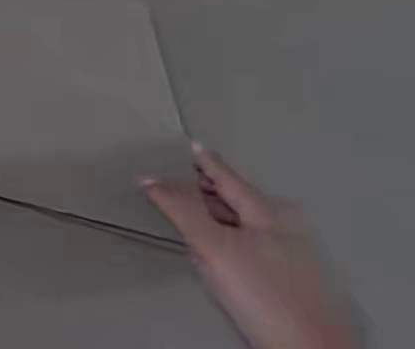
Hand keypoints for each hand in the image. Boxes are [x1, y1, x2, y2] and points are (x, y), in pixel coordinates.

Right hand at [144, 144, 355, 348]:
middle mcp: (285, 230)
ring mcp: (289, 256)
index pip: (226, 176)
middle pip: (232, 199)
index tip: (191, 144)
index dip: (203, 160)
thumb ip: (176, 205)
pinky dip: (224, 237)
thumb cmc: (263, 294)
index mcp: (271, 214)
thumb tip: (148, 178)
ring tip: (187, 214)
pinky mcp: (287, 278)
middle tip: (175, 181)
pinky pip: (246, 243)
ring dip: (211, 216)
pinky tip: (213, 249)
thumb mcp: (208, 242)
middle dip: (202, 191)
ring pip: (239, 223)